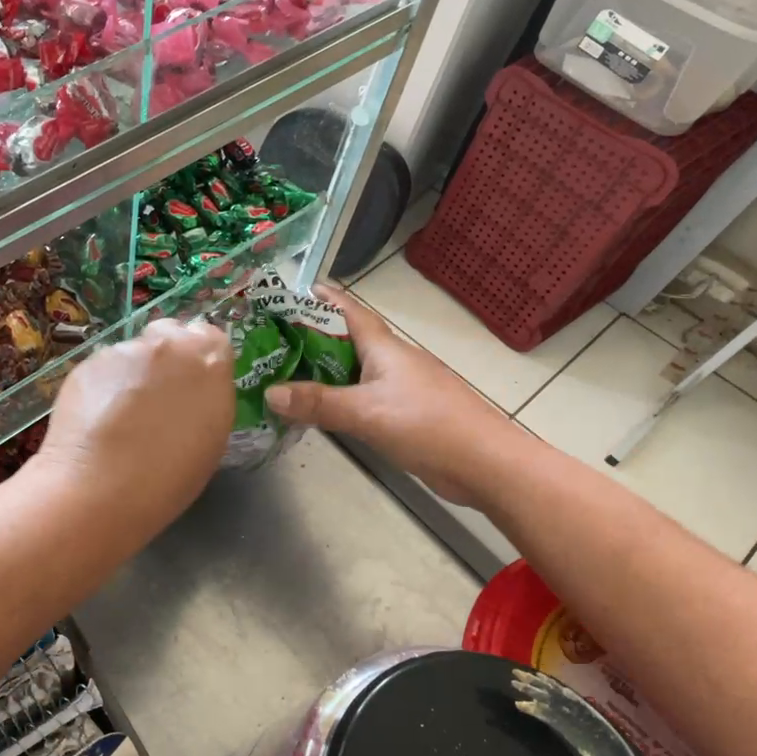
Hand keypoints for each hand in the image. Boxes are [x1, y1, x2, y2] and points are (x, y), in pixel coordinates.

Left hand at [30, 318, 234, 525]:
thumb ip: (207, 398)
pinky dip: (103, 386)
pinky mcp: (88, 362)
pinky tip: (96, 420)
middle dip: (166, 358)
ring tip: (120, 416)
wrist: (100, 488)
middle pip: (169, 334)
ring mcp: (123, 350)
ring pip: (133, 352)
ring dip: (132, 373)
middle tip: (156, 398)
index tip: (192, 384)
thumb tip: (193, 389)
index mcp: (208, 360)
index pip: (210, 337)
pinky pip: (102, 369)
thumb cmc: (169, 477)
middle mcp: (167, 344)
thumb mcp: (211, 438)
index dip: (200, 358)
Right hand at [263, 286, 518, 505]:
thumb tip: (269, 392)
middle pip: (346, 341)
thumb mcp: (366, 412)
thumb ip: (318, 402)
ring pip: (353, 371)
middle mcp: (392, 362)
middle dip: (311, 336)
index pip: (349, 312)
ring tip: (283, 374)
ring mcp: (401, 389)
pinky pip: (362, 397)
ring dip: (322, 370)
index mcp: (385, 348)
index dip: (323, 299)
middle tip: (271, 340)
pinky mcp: (406, 415)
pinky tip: (318, 411)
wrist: (487, 465)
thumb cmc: (429, 426)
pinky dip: (338, 398)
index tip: (292, 290)